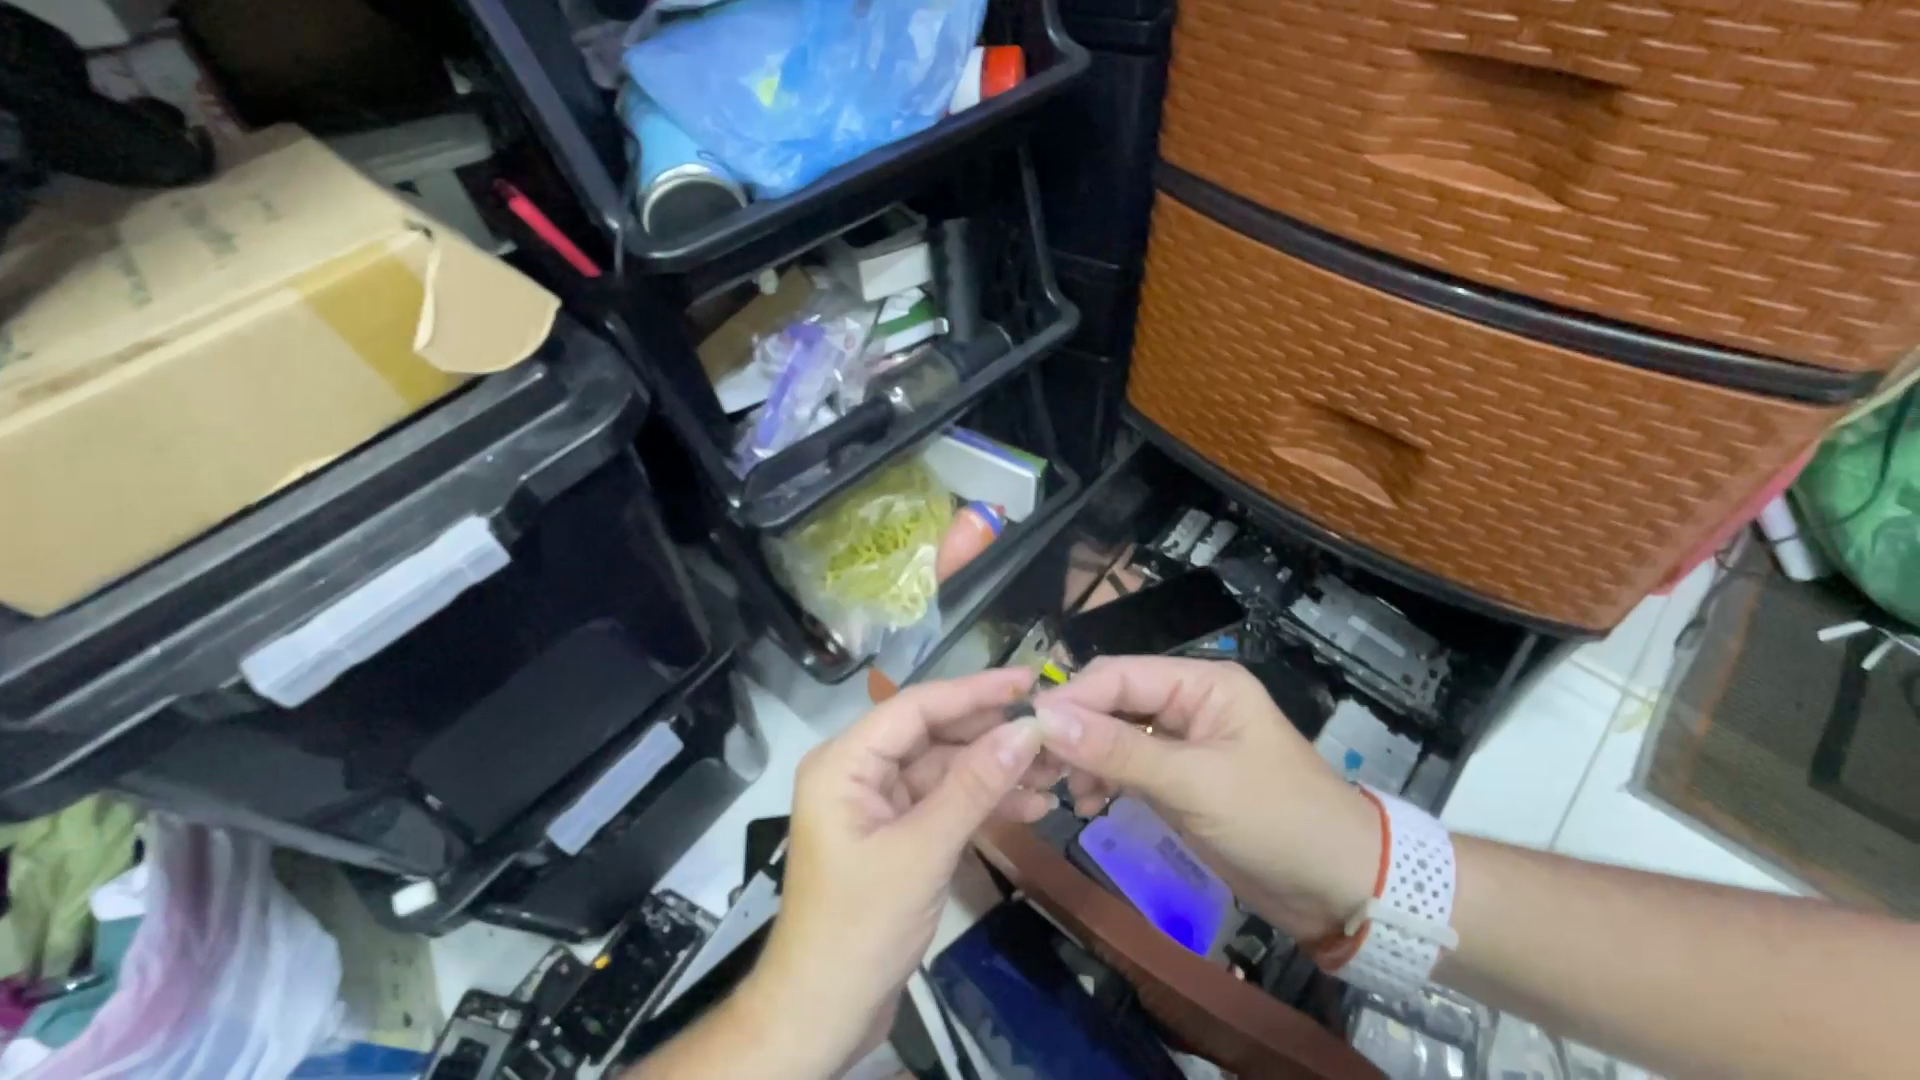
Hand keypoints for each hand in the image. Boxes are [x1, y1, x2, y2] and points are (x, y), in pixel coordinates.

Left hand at [744, 668, 1050, 1074]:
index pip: (916, 707)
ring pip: (945, 770)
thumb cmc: (860, 927)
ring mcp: (878, 805)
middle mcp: (858, 772)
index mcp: (844, 762)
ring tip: (1056, 772)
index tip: (1030, 681)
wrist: (824, 1011)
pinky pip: (945, 804)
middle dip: (992, 734)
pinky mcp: (897, 835)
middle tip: (1054, 729)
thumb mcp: (922, 851)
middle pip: (933, 735)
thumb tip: (1027, 730)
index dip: (975, 691)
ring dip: (996, 773)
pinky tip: (1031, 807)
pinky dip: (984, 805)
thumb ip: (974, 787)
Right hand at [1034, 656, 1380, 941]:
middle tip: (1036, 767)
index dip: (1071, 700)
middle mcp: (1188, 703)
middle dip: (1074, 731)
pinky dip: (1103, 780)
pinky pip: (1127, 766)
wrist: (1341, 888)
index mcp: (1201, 684)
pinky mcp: (1180, 779)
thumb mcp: (1194, 783)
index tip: (1025, 733)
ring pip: (1114, 735)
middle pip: (1112, 702)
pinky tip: (1086, 803)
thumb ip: (1119, 751)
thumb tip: (1044, 721)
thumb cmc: (1277, 821)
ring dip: (1085, 758)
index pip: (1118, 675)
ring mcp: (1183, 742)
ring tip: (1063, 792)